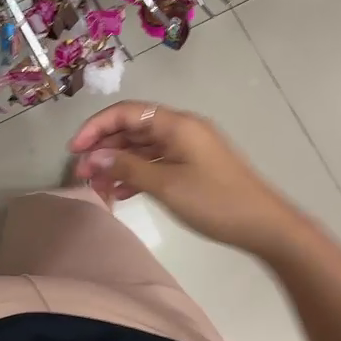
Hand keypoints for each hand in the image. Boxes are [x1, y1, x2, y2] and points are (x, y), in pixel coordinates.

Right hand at [69, 101, 307, 255]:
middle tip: (82, 173)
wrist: (267, 227)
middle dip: (103, 148)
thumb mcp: (166, 185)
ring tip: (96, 185)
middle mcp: (180, 129)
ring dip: (116, 163)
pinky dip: (134, 173)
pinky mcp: (191, 166)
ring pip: (140, 147)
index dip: (95, 127)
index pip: (125, 113)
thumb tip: (94, 156)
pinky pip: (154, 162)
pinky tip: (121, 193)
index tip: (74, 150)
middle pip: (131, 128)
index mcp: (176, 124)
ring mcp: (187, 148)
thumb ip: (127, 167)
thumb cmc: (216, 202)